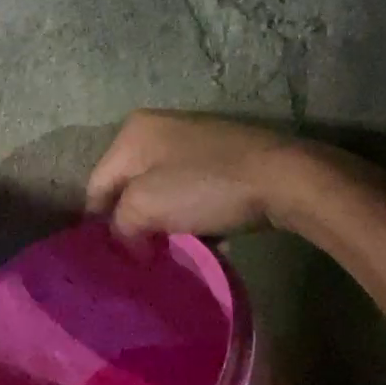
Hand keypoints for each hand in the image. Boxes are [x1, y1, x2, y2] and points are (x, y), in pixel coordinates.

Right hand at [86, 111, 293, 236]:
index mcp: (131, 132)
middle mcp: (158, 127)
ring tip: (182, 250)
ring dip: (169, 222)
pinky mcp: (225, 155)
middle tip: (147, 255)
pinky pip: (195, 189)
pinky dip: (196, 214)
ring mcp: (194, 139)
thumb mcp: (145, 207)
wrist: (287, 178)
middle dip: (138, 223)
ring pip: (164, 191)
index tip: (116, 256)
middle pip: (131, 187)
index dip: (101, 224)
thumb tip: (126, 241)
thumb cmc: (205, 187)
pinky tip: (211, 237)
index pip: (97, 184)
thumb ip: (120, 225)